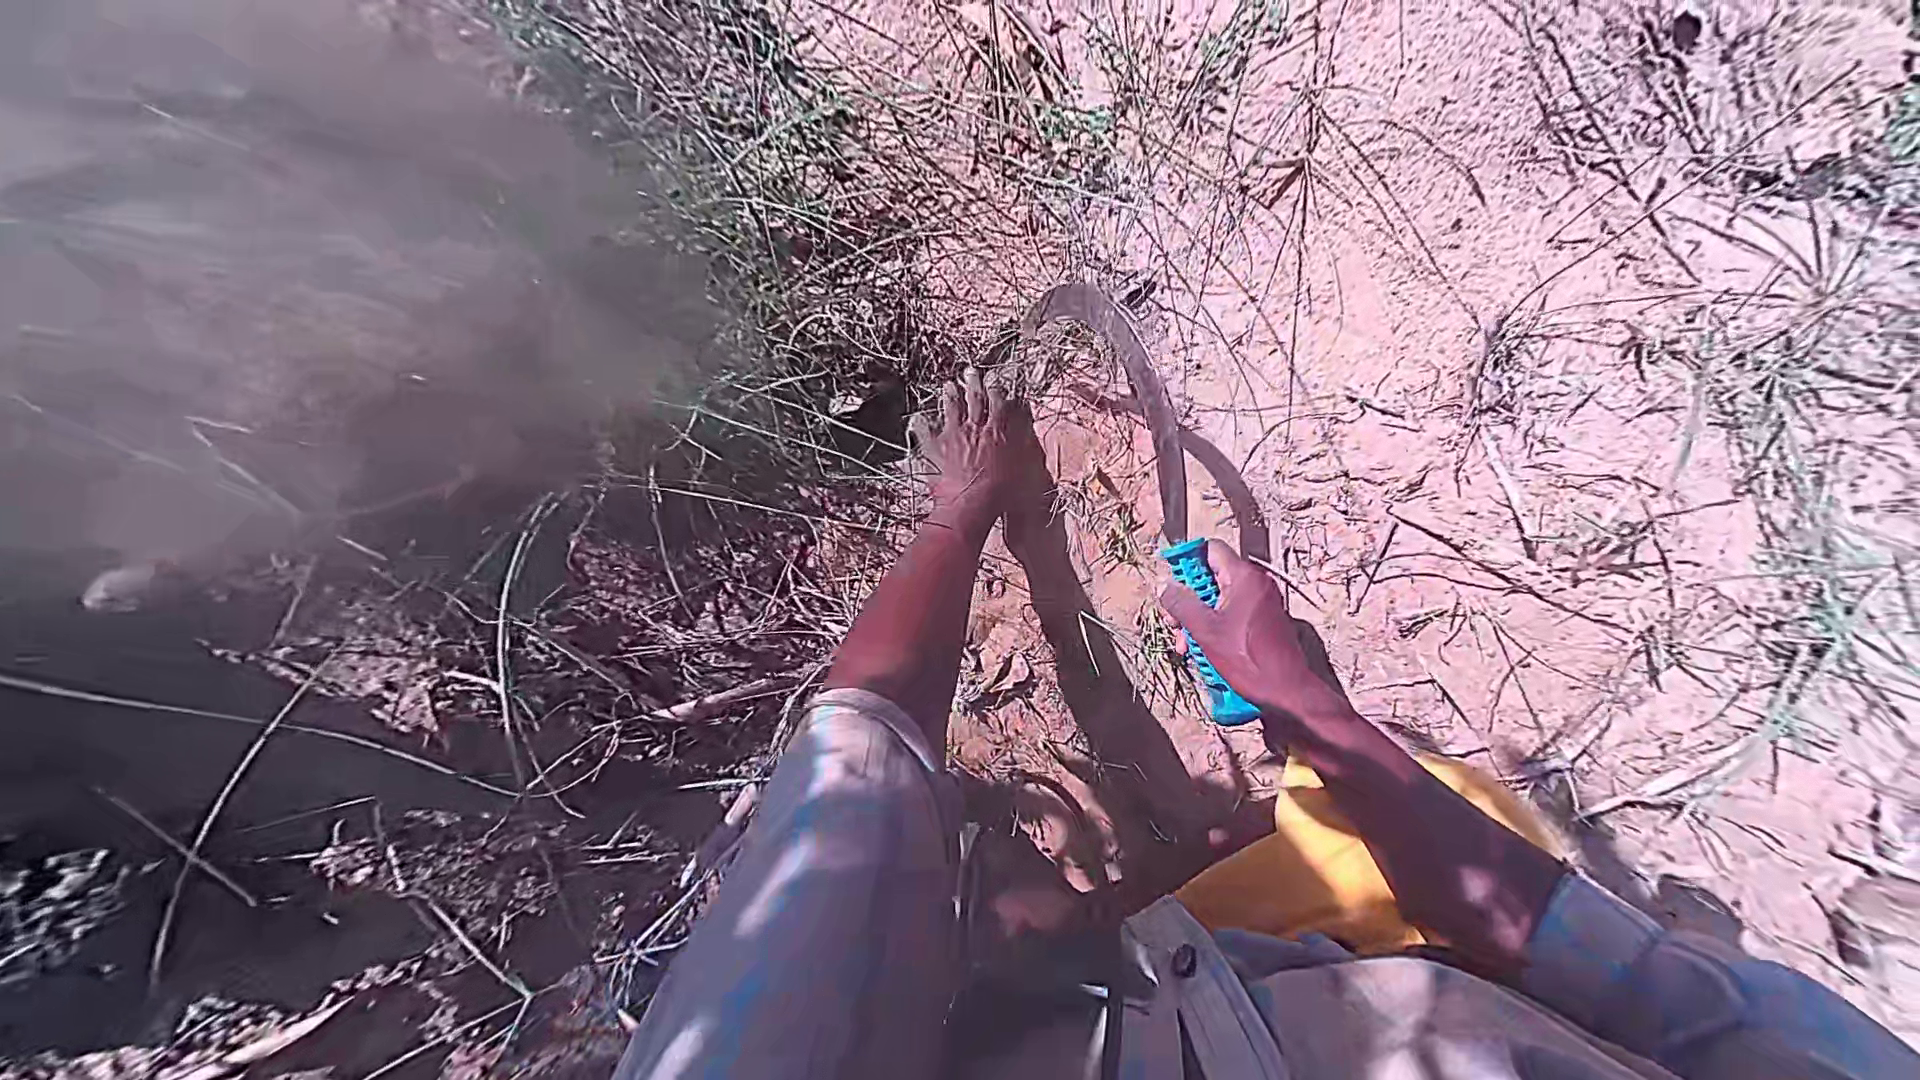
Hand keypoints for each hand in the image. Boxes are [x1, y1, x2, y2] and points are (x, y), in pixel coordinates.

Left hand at [909, 368, 1039, 537]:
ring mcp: (953, 435)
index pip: (998, 405)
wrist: (969, 504)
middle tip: (971, 372)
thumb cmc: (997, 495)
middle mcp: (974, 429)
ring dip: (950, 395)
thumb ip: (1018, 454)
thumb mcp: (1017, 472)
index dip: (996, 392)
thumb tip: (1027, 444)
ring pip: (952, 409)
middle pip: (975, 401)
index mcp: (996, 433)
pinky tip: (918, 417)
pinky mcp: (934, 447)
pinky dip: (921, 423)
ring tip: (948, 385)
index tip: (994, 383)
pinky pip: (924, 430)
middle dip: (973, 384)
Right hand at [1157, 540, 1349, 726]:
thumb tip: (1163, 585)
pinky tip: (1202, 648)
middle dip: (1187, 597)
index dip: (1186, 561)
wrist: (1287, 692)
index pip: (1210, 549)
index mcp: (1243, 577)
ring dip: (1197, 616)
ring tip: (1185, 642)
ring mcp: (1261, 602)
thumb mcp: (1204, 629)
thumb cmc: (1247, 658)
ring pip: (1217, 597)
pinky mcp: (1263, 620)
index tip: (1171, 581)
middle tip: (1173, 621)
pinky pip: (1230, 612)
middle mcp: (1256, 583)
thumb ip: (1180, 602)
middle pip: (1211, 575)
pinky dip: (1213, 625)